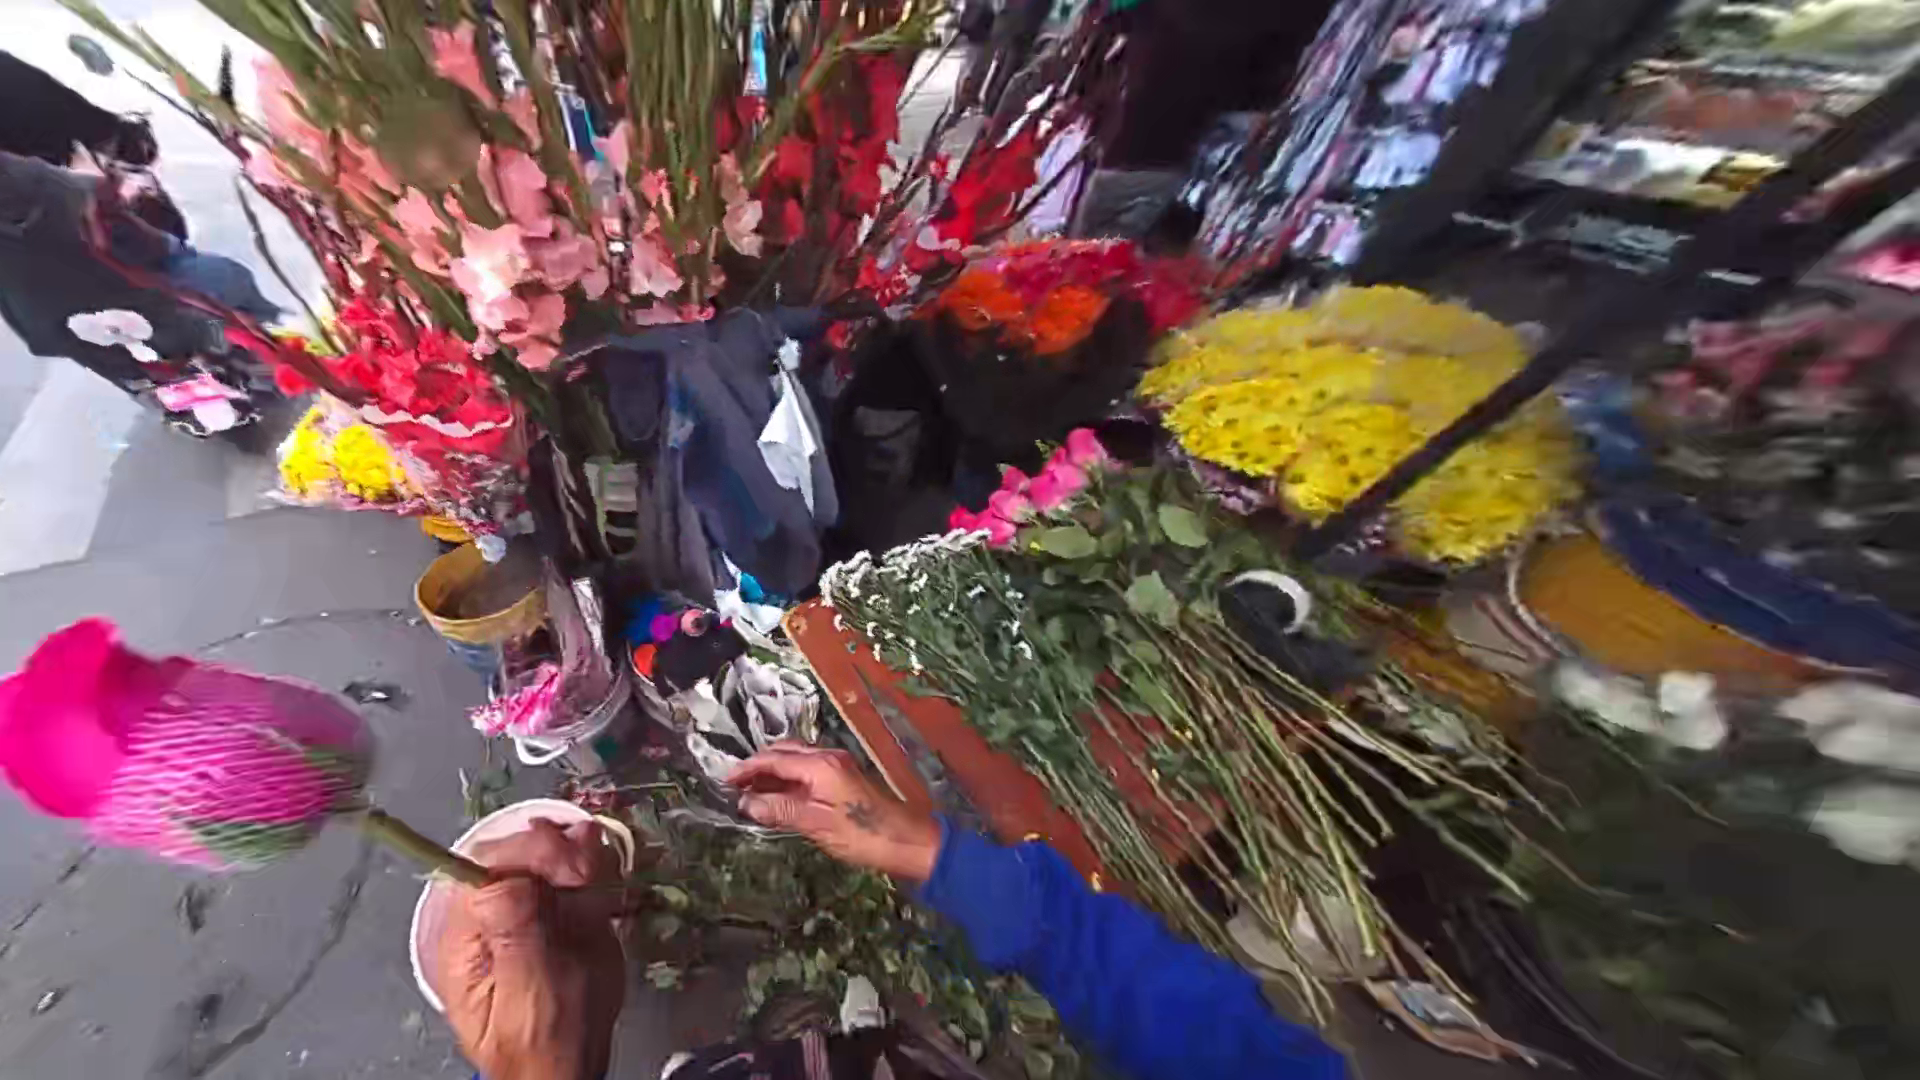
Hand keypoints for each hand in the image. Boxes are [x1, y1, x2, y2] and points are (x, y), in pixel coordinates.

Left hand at [430, 819, 625, 1079]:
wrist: (576, 1051)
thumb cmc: (547, 1034)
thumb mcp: (529, 993)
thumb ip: (515, 937)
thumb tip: (496, 885)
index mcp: (469, 935)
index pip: (484, 865)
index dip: (525, 853)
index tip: (568, 867)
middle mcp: (494, 910)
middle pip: (518, 847)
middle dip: (556, 851)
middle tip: (585, 875)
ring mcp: (530, 900)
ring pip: (550, 844)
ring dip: (578, 850)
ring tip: (594, 878)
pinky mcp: (563, 897)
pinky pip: (575, 856)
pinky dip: (593, 854)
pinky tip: (599, 872)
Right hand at [728, 741, 943, 882]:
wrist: (903, 838)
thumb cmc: (861, 833)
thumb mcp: (816, 824)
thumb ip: (780, 810)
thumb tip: (745, 803)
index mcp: (821, 765)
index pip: (776, 759)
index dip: (748, 768)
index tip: (725, 781)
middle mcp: (828, 758)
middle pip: (785, 753)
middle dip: (758, 766)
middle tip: (734, 787)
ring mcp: (836, 766)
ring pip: (796, 761)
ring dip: (772, 772)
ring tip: (749, 793)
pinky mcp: (842, 779)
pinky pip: (807, 771)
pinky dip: (788, 780)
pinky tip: (776, 798)